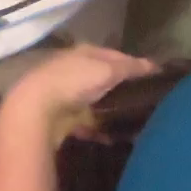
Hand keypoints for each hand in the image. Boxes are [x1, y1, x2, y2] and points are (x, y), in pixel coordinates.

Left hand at [0, 45, 157, 127]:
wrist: (35, 110)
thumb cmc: (74, 82)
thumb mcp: (108, 70)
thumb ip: (131, 67)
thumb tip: (156, 65)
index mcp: (85, 52)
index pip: (115, 55)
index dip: (133, 64)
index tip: (151, 78)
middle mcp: (74, 68)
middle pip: (103, 78)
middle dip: (121, 89)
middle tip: (143, 101)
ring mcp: (65, 93)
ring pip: (94, 100)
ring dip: (109, 110)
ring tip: (130, 122)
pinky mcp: (60, 116)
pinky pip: (85, 122)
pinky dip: (97, 128)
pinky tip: (110, 137)